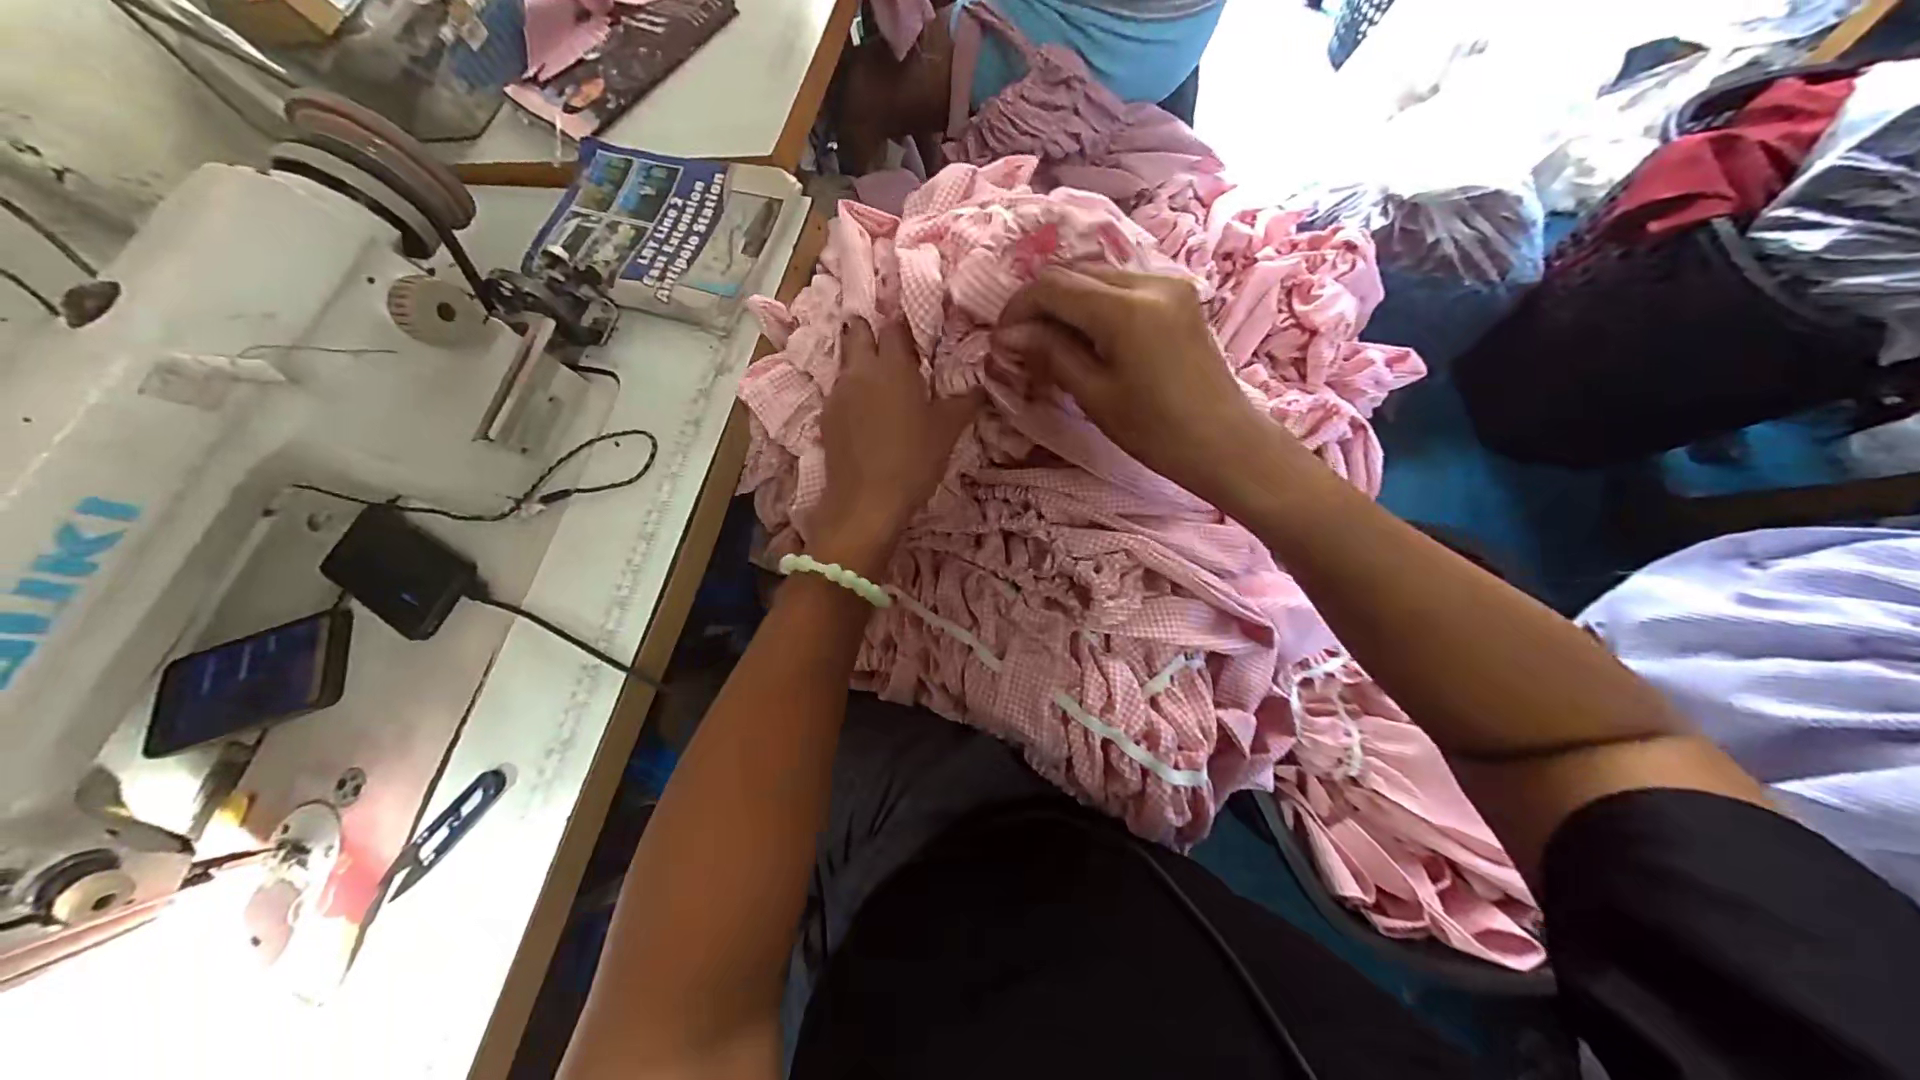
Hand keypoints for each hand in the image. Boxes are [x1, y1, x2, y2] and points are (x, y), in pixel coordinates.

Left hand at [809, 317, 982, 576]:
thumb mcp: (948, 431)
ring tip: (879, 376)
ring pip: (846, 361)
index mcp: (893, 365)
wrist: (866, 502)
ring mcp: (838, 393)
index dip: (904, 324)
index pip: (895, 327)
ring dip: (860, 360)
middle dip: (870, 329)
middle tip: (888, 341)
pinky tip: (865, 410)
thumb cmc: (913, 460)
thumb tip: (982, 384)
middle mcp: (861, 370)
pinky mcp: (826, 417)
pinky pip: (840, 391)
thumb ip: (965, 402)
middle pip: (858, 332)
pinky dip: (852, 391)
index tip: (914, 328)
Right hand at [994, 267, 1305, 504]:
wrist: (1225, 443)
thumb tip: (1009, 335)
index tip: (1002, 338)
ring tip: (1052, 343)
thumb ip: (1051, 353)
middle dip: (1042, 303)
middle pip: (1076, 273)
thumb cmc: (1155, 431)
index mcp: (1125, 309)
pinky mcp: (1179, 296)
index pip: (1053, 285)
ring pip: (1099, 276)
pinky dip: (1096, 305)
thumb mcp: (1094, 395)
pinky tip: (1088, 337)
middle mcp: (1149, 281)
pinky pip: (1123, 287)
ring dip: (1068, 302)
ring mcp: (1169, 284)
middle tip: (1023, 343)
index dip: (1019, 307)